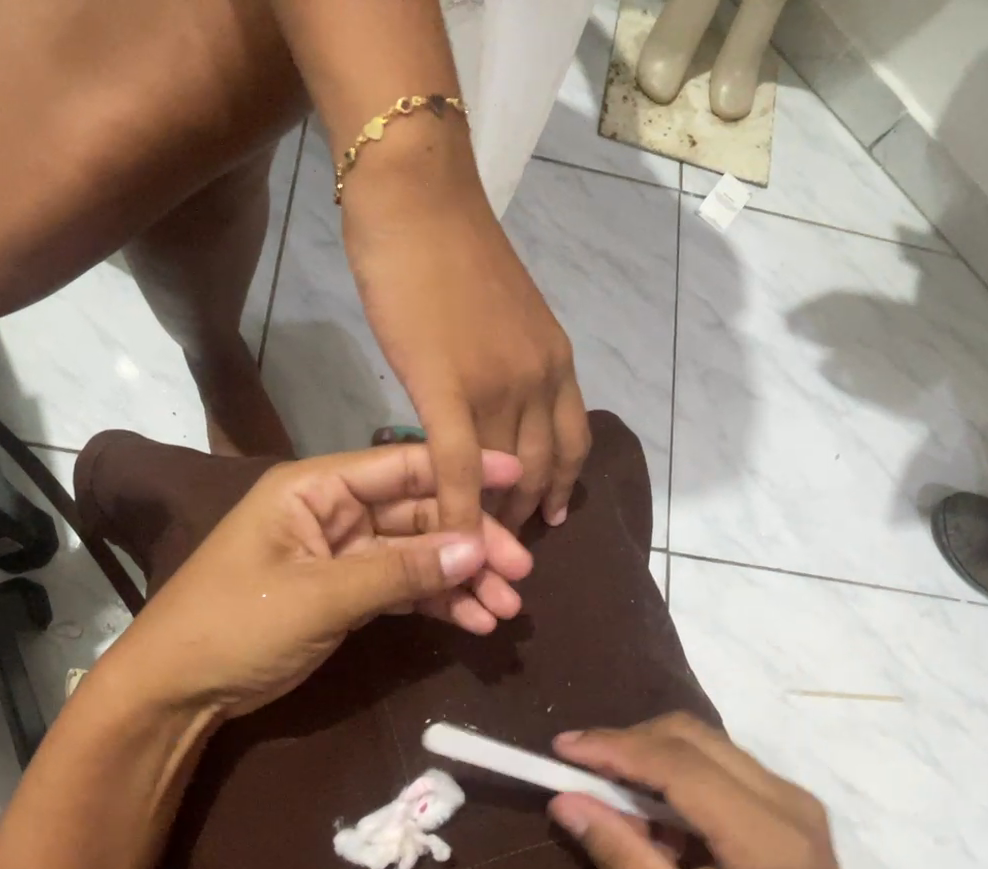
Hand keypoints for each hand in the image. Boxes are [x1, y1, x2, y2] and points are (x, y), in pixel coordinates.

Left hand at [92, 443, 533, 719]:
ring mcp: (340, 555)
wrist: (180, 690)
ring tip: (505, 611)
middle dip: (470, 543)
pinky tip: (473, 623)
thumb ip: (400, 571)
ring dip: (460, 580)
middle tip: (520, 573)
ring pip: (416, 556)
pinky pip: (402, 590)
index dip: (459, 470)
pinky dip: (436, 604)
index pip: (400, 465)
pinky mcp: (345, 594)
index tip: (516, 477)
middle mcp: (332, 511)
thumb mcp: (320, 596)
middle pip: (417, 514)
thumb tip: (478, 548)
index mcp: (314, 488)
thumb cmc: (236, 624)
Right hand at [341, 137, 589, 533]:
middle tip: (500, 551)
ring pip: (507, 477)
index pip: (571, 447)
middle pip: (542, 472)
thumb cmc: (448, 247)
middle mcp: (542, 380)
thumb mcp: (498, 315)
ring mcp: (499, 385)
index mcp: (556, 362)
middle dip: (524, 519)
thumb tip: (486, 405)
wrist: (416, 195)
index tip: (537, 521)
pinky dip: (458, 511)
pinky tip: (449, 543)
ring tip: (475, 555)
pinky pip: (460, 466)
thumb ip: (505, 364)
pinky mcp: (446, 386)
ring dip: (494, 525)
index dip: (557, 491)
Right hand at [547, 714, 922, 868]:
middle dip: (629, 741)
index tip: (561, 747)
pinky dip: (678, 770)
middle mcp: (787, 800)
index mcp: (766, 837)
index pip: (679, 765)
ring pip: (707, 742)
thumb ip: (620, 854)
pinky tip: (654, 808)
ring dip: (652, 752)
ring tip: (609, 788)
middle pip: (693, 737)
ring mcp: (794, 797)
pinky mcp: (791, 803)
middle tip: (579, 764)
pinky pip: (722, 762)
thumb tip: (564, 801)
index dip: (615, 748)